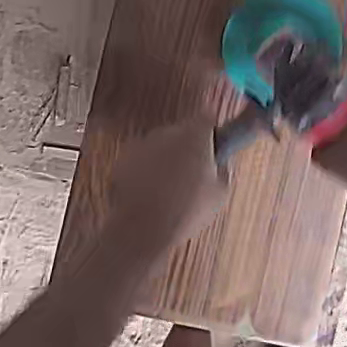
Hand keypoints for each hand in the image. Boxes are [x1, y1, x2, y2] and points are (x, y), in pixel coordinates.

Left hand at [104, 117, 228, 258]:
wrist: (143, 228)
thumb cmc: (187, 209)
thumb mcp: (221, 192)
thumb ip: (223, 168)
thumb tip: (219, 162)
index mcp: (193, 135)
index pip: (207, 118)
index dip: (212, 132)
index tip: (215, 146)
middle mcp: (166, 133)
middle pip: (182, 131)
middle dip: (188, 147)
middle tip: (195, 173)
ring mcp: (141, 145)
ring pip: (160, 145)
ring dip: (166, 158)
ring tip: (171, 189)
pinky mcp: (123, 160)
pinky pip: (142, 160)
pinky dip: (146, 171)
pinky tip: (151, 193)